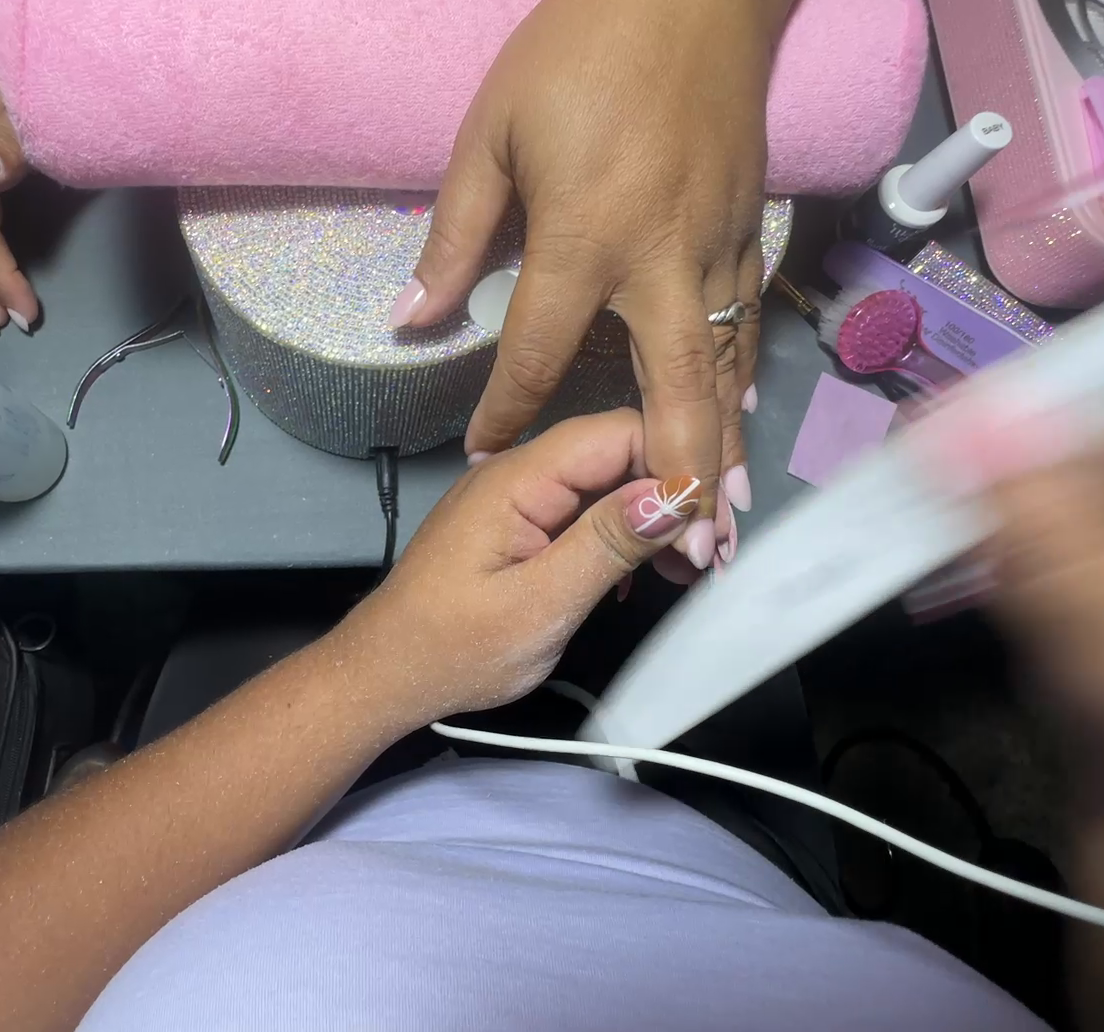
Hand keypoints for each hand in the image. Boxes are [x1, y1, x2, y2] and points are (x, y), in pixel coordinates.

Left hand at [334, 409, 697, 725]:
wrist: (389, 672)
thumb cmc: (455, 648)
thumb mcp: (540, 604)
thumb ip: (606, 544)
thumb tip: (676, 491)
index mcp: (517, 477)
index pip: (617, 432)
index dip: (675, 467)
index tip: (711, 529)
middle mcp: (518, 472)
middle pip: (616, 455)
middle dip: (674, 498)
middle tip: (714, 558)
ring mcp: (518, 498)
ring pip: (605, 486)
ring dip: (654, 522)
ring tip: (691, 571)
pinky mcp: (520, 525)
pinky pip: (583, 513)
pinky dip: (621, 538)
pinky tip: (647, 573)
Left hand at [394, 0, 813, 573]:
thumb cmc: (575, 51)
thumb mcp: (489, 136)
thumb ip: (453, 239)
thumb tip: (412, 318)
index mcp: (587, 240)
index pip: (536, 356)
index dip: (504, 411)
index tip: (481, 453)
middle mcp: (661, 263)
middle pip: (673, 393)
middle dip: (676, 475)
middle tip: (683, 546)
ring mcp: (717, 251)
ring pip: (724, 371)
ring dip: (723, 448)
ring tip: (722, 515)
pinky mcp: (748, 233)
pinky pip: (745, 328)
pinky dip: (740, 386)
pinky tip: (736, 424)